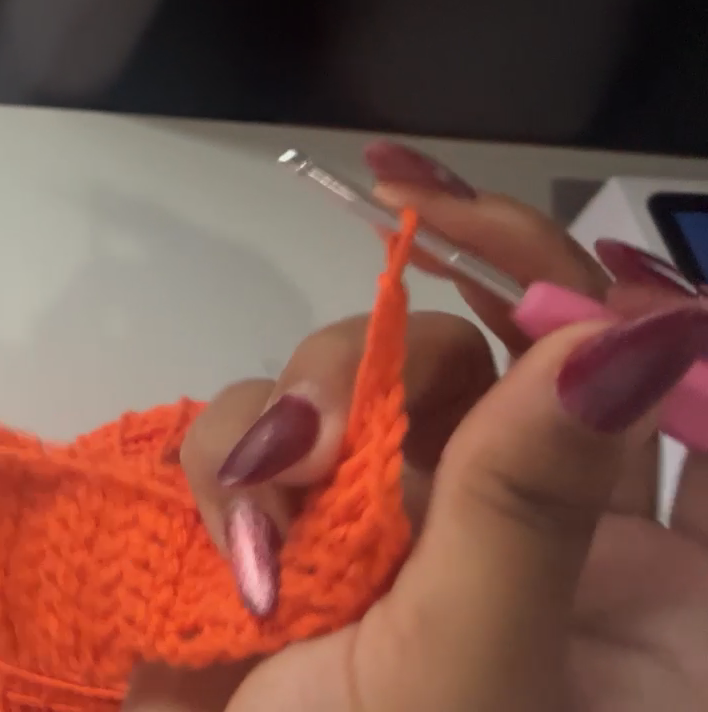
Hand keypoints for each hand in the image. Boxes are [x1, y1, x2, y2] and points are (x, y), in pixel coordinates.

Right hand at [128, 142, 707, 711]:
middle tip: (356, 236)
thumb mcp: (463, 664)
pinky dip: (223, 457)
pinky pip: (249, 422)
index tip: (454, 210)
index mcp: (634, 580)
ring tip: (263, 498)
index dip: (569, 281)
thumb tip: (618, 335)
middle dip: (399, 329)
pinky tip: (228, 532)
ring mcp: (378, 504)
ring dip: (291, 411)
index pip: (649, 386)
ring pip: (344, 375)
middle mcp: (508, 518)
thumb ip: (527, 503)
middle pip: (475, 354)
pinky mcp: (280, 497)